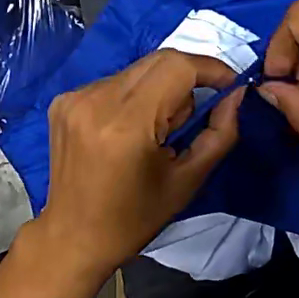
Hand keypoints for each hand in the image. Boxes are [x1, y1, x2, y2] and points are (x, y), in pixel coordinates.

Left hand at [0, 50, 243, 297]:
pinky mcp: (62, 100)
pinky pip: (113, 82)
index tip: (229, 84)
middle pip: (157, 61)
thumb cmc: (133, 218)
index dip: (210, 68)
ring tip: (155, 131)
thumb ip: (219, 133)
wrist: (72, 237)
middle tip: (190, 118)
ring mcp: (74, 97)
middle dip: (187, 78)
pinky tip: (127, 130)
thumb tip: (236, 93)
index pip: (177, 66)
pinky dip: (132, 96)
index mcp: (126, 124)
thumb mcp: (187, 182)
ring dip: (158, 89)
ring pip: (136, 70)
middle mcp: (96, 100)